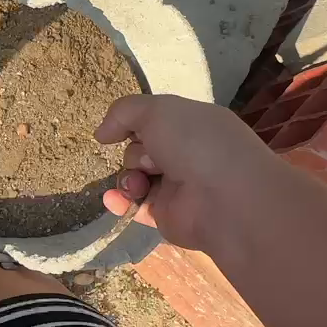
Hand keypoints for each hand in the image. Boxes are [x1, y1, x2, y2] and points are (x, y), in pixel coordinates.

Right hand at [95, 94, 287, 251]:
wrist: (225, 199)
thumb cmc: (196, 144)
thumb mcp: (158, 110)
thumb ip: (123, 112)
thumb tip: (101, 135)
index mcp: (193, 125)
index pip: (155, 120)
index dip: (136, 122)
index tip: (122, 128)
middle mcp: (186, 154)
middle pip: (141, 148)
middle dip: (136, 151)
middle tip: (151, 158)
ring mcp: (177, 187)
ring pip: (135, 176)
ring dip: (127, 177)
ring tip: (137, 183)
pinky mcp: (166, 215)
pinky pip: (134, 206)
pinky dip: (120, 202)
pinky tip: (115, 200)